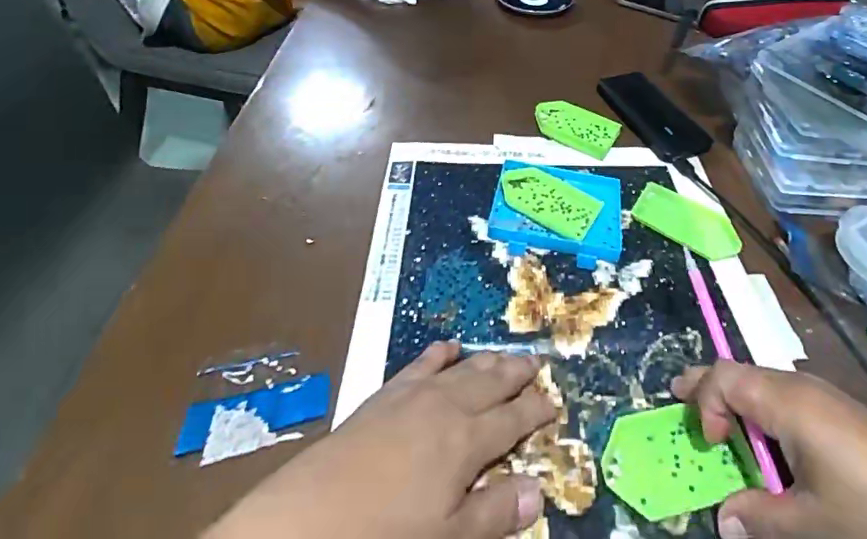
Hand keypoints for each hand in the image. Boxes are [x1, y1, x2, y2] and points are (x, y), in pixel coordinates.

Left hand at [206, 342, 555, 538]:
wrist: (312, 514)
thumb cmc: (388, 532)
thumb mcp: (449, 535)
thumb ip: (495, 511)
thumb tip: (539, 488)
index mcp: (467, 441)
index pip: (513, 419)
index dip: (536, 410)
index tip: (554, 402)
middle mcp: (446, 407)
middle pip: (491, 383)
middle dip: (517, 373)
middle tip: (537, 362)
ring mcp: (414, 395)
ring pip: (461, 369)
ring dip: (486, 360)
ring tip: (505, 353)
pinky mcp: (385, 394)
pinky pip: (420, 365)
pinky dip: (438, 354)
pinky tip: (447, 347)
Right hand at [673, 362, 866, 538]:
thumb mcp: (811, 523)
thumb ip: (760, 515)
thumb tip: (724, 518)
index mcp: (788, 401)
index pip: (725, 377)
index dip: (704, 400)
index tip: (708, 442)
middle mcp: (803, 387)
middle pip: (744, 373)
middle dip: (710, 387)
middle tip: (678, 394)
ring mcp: (829, 399)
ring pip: (767, 386)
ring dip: (740, 403)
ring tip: (724, 427)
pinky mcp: (848, 417)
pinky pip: (792, 402)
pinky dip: (768, 416)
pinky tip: (776, 450)